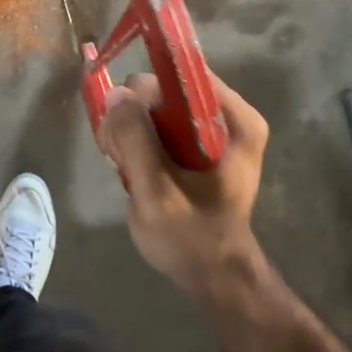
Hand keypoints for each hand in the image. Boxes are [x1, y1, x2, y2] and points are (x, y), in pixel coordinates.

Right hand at [95, 71, 270, 304]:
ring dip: (133, 130)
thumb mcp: (157, 191)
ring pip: (157, 104)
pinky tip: (133, 168)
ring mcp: (213, 127)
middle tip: (119, 153)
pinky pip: (159, 122)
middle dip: (135, 115)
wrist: (213, 278)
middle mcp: (228, 114)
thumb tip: (116, 94)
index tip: (124, 120)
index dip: (146, 92)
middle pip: (166, 88)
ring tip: (125, 167)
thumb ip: (135, 139)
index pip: (181, 74)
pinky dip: (140, 140)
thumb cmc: (192, 237)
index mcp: (236, 118)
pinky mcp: (198, 142)